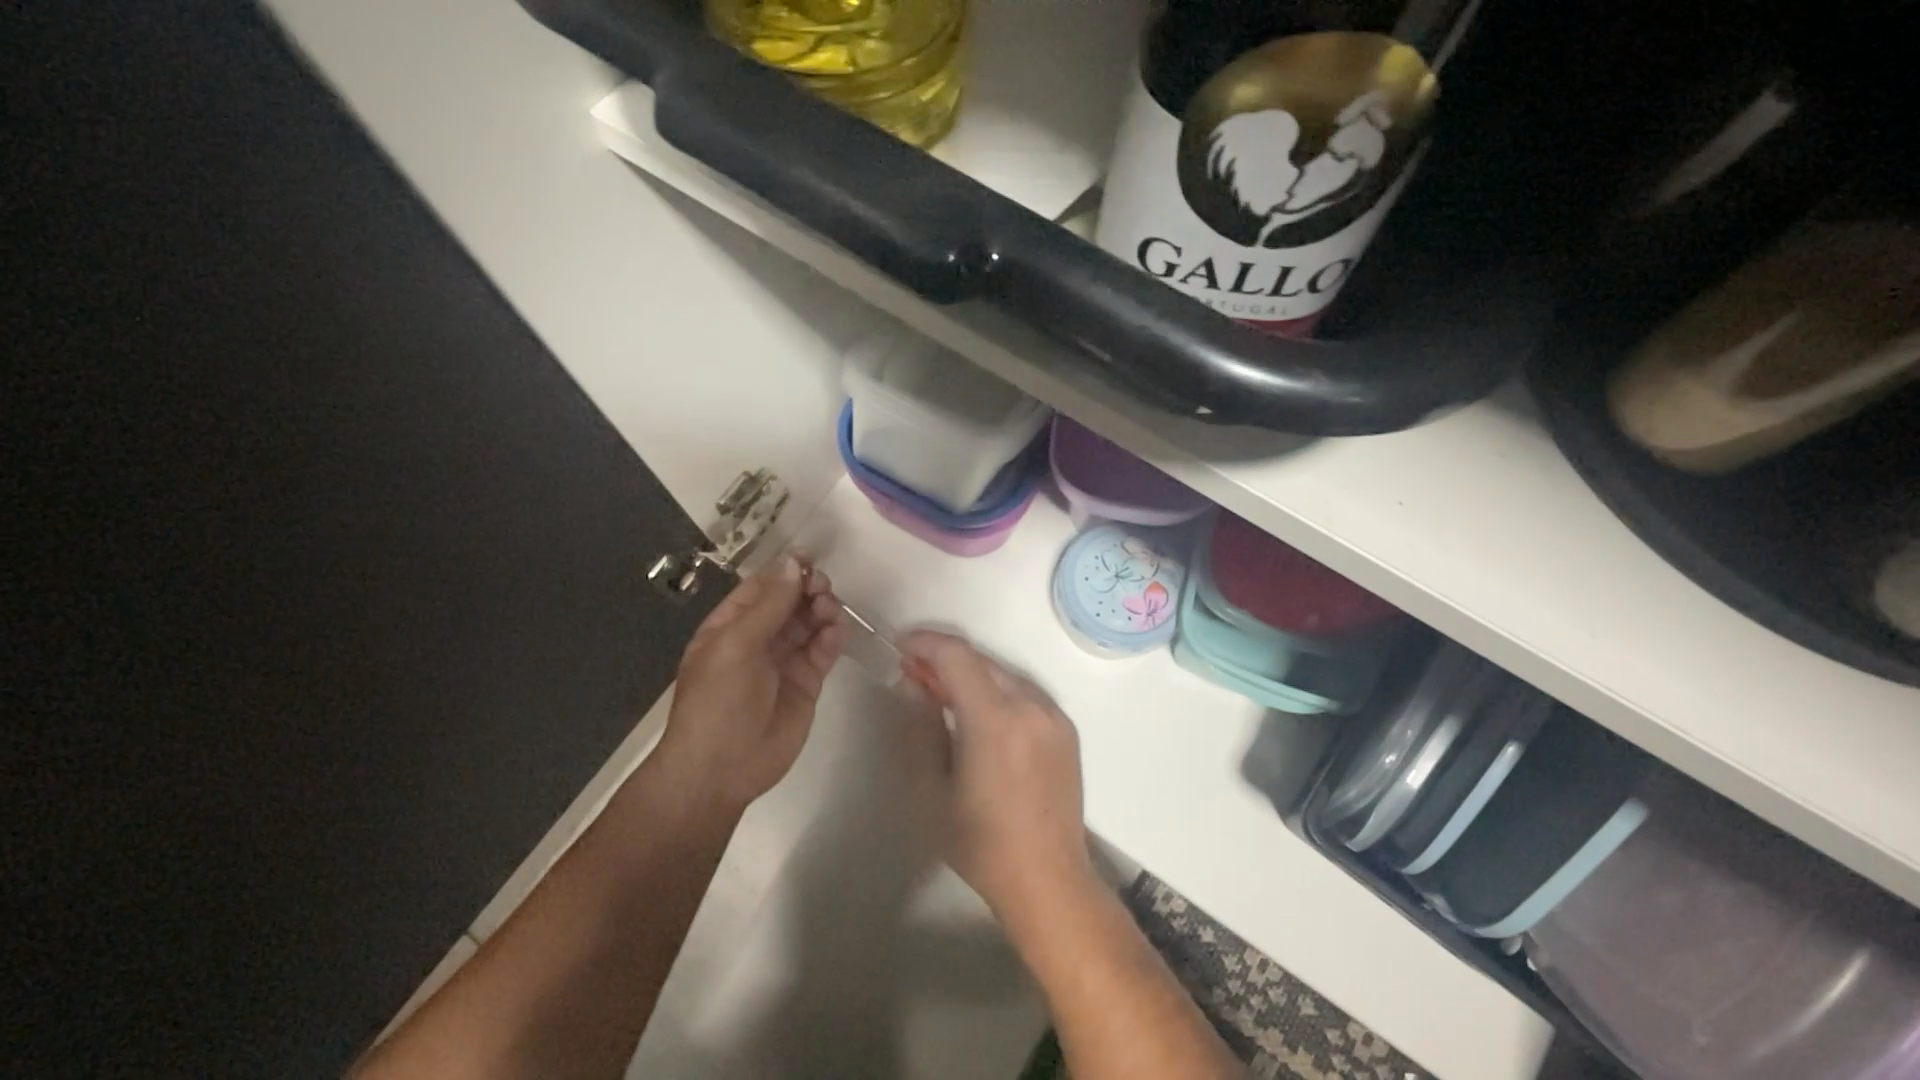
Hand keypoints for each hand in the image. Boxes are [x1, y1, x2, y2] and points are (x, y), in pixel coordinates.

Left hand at [657, 555, 846, 813]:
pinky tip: (836, 632)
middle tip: (823, 587)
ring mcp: (783, 662)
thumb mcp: (735, 645)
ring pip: (809, 624)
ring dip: (821, 611)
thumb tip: (794, 566)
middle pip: (789, 603)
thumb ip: (770, 606)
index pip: (760, 588)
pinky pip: (823, 652)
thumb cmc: (717, 701)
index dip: (783, 572)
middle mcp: (757, 639)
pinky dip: (832, 638)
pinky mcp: (806, 684)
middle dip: (807, 590)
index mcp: (729, 626)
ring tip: (829, 610)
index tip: (809, 558)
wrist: (721, 768)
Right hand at [900, 631, 1095, 916]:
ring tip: (941, 696)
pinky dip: (997, 692)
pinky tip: (977, 715)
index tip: (900, 647)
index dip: (925, 643)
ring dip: (971, 675)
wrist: (1047, 879)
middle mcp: (1031, 707)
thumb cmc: (980, 843)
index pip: (957, 656)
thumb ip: (920, 727)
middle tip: (912, 674)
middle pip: (982, 662)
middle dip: (944, 659)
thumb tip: (914, 685)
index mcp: (996, 720)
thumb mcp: (932, 788)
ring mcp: (1054, 718)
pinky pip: (1025, 695)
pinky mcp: (1066, 732)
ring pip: (1005, 675)